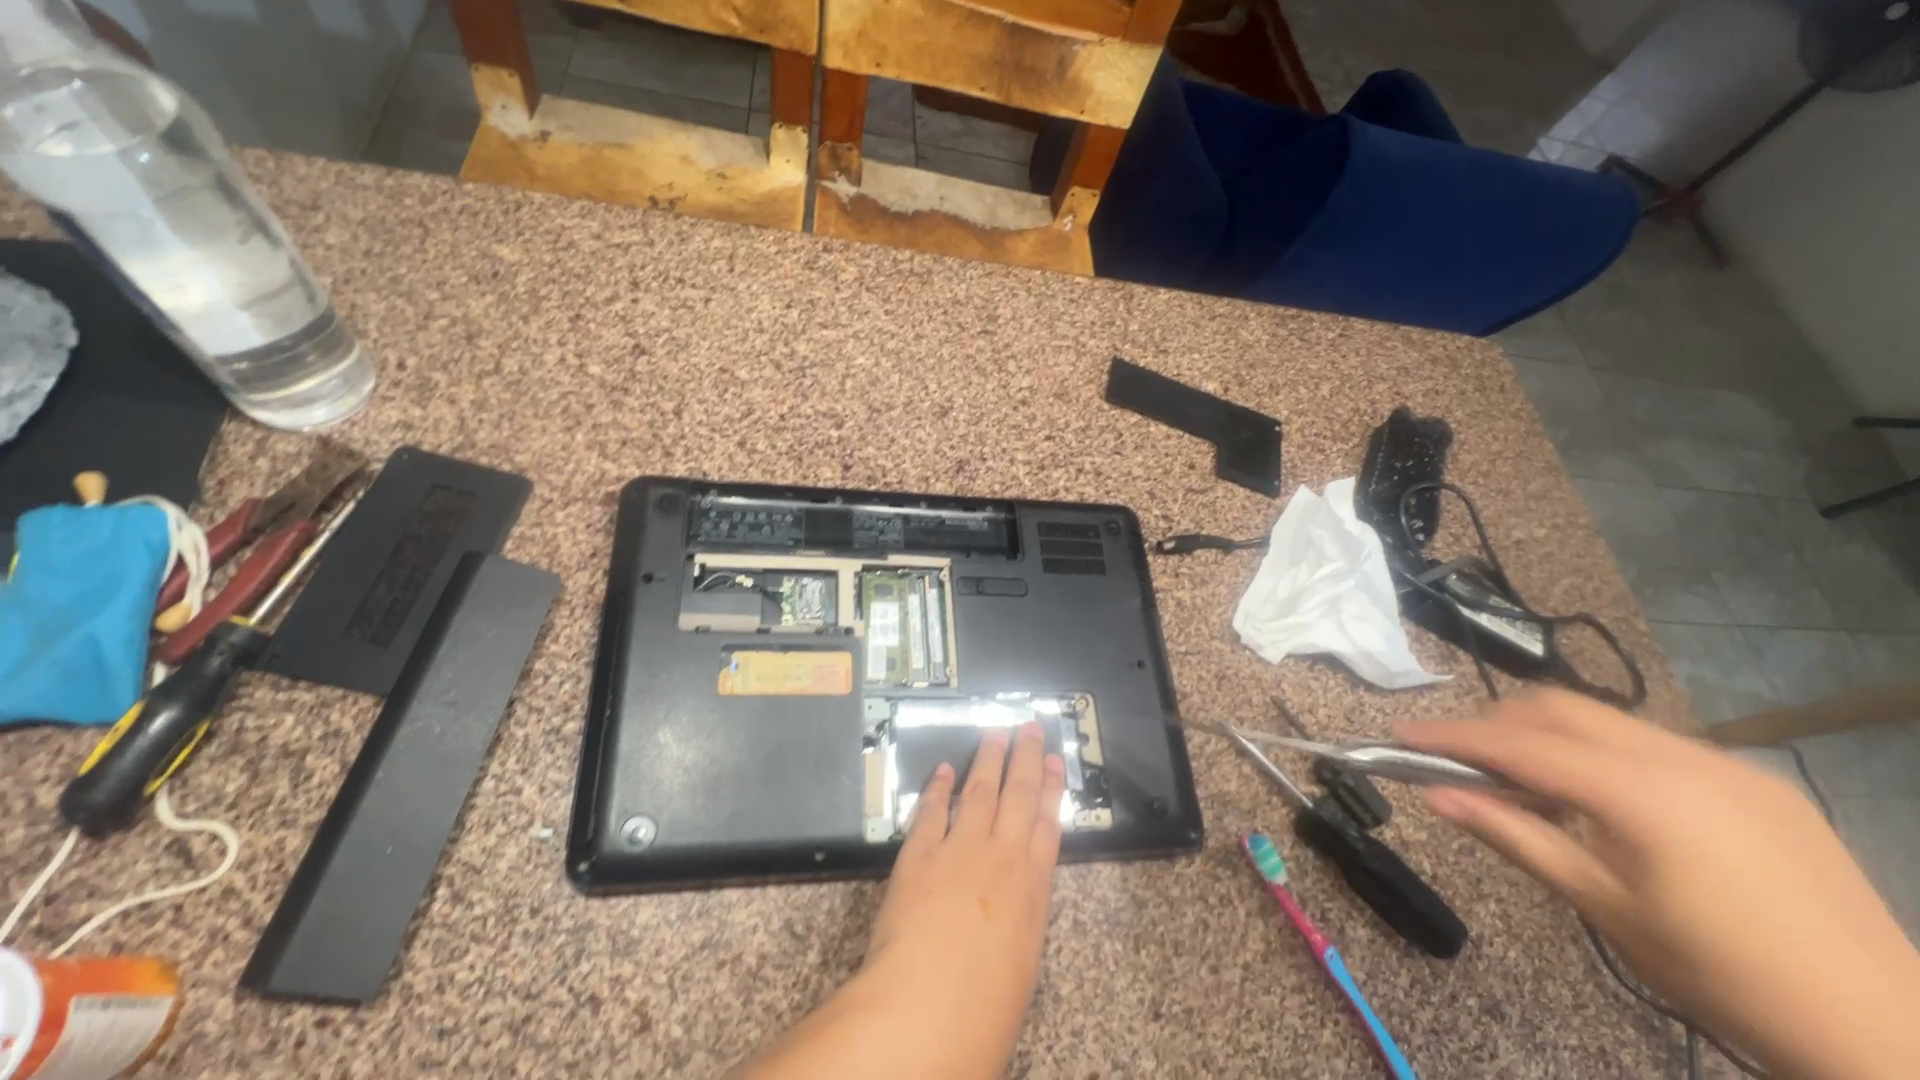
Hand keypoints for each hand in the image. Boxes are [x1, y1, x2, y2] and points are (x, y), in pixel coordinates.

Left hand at [862, 722, 1066, 1074]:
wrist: (931, 1002)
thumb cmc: (986, 1003)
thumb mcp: (1022, 962)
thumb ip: (1019, 923)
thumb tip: (1014, 908)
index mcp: (1033, 887)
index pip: (1048, 824)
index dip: (1052, 789)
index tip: (1054, 761)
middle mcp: (1001, 857)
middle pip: (1018, 796)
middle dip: (1025, 758)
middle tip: (1028, 727)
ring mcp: (959, 850)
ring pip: (979, 793)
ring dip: (987, 761)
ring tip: (993, 734)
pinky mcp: (918, 854)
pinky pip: (931, 811)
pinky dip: (938, 788)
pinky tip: (944, 770)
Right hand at [1400, 691, 1919, 1079]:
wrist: (1877, 1024)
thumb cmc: (1717, 973)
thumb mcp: (1602, 906)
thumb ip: (1515, 837)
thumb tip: (1437, 795)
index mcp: (1641, 792)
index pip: (1520, 744)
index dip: (1452, 735)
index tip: (1399, 734)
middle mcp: (1682, 756)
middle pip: (1560, 707)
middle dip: (1497, 722)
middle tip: (1456, 757)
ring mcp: (1727, 762)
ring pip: (1607, 721)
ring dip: (1549, 738)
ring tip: (1523, 786)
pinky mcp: (1757, 781)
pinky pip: (1654, 746)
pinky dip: (1602, 756)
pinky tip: (1600, 805)